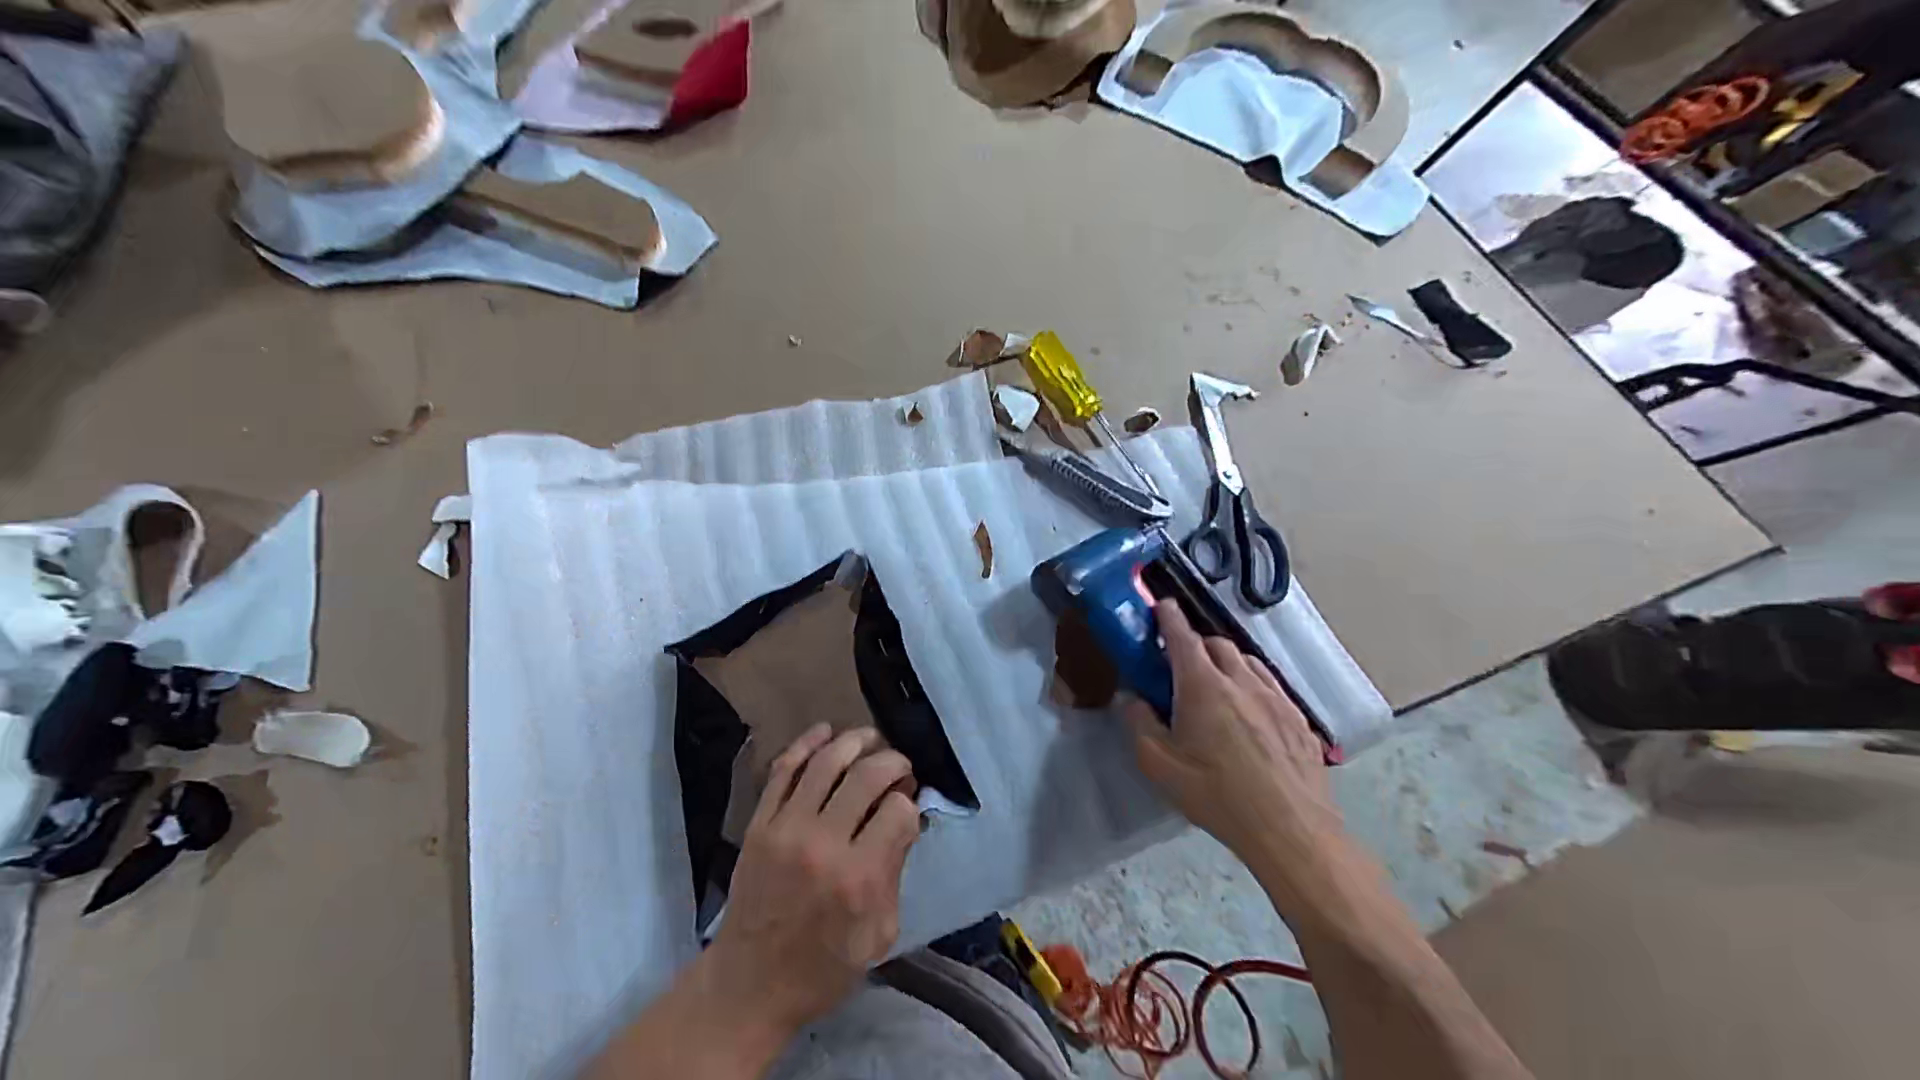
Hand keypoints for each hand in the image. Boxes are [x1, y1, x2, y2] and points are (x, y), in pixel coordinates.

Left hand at [701, 724, 921, 1034]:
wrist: (749, 985)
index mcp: (859, 879)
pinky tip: (825, 731)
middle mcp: (823, 844)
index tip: (908, 805)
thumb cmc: (823, 968)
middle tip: (900, 767)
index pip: (898, 811)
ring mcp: (785, 829)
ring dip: (855, 741)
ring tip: (871, 739)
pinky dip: (806, 744)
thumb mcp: (879, 934)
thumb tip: (908, 818)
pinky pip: (783, 770)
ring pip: (826, 762)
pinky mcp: (759, 824)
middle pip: (867, 776)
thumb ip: (896, 871)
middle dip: (893, 762)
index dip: (910, 802)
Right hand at [1124, 600, 1347, 898]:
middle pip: (1217, 644)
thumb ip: (1140, 723)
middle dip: (1197, 644)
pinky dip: (1253, 684)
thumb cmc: (1216, 794)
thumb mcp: (1160, 764)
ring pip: (1248, 662)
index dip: (1169, 617)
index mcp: (1203, 686)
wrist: (1289, 828)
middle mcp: (1241, 681)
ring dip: (1227, 662)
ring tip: (1217, 686)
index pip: (1182, 637)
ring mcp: (1276, 697)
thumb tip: (1133, 699)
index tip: (1162, 604)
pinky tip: (1250, 711)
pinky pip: (1271, 686)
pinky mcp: (1298, 719)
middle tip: (1182, 664)